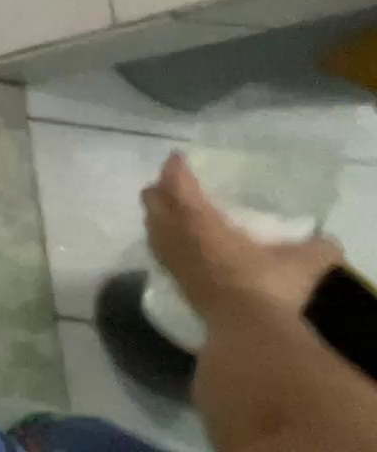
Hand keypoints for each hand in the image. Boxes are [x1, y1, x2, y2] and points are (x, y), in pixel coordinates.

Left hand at [143, 151, 341, 323]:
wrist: (244, 324)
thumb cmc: (267, 285)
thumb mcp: (300, 264)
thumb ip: (316, 249)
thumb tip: (331, 242)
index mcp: (195, 217)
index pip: (176, 182)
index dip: (175, 167)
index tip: (178, 157)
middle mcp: (171, 228)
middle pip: (152, 197)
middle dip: (161, 186)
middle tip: (178, 184)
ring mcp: (164, 249)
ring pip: (149, 218)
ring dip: (159, 210)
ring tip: (177, 210)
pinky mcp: (167, 270)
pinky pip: (155, 241)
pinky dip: (162, 233)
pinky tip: (180, 240)